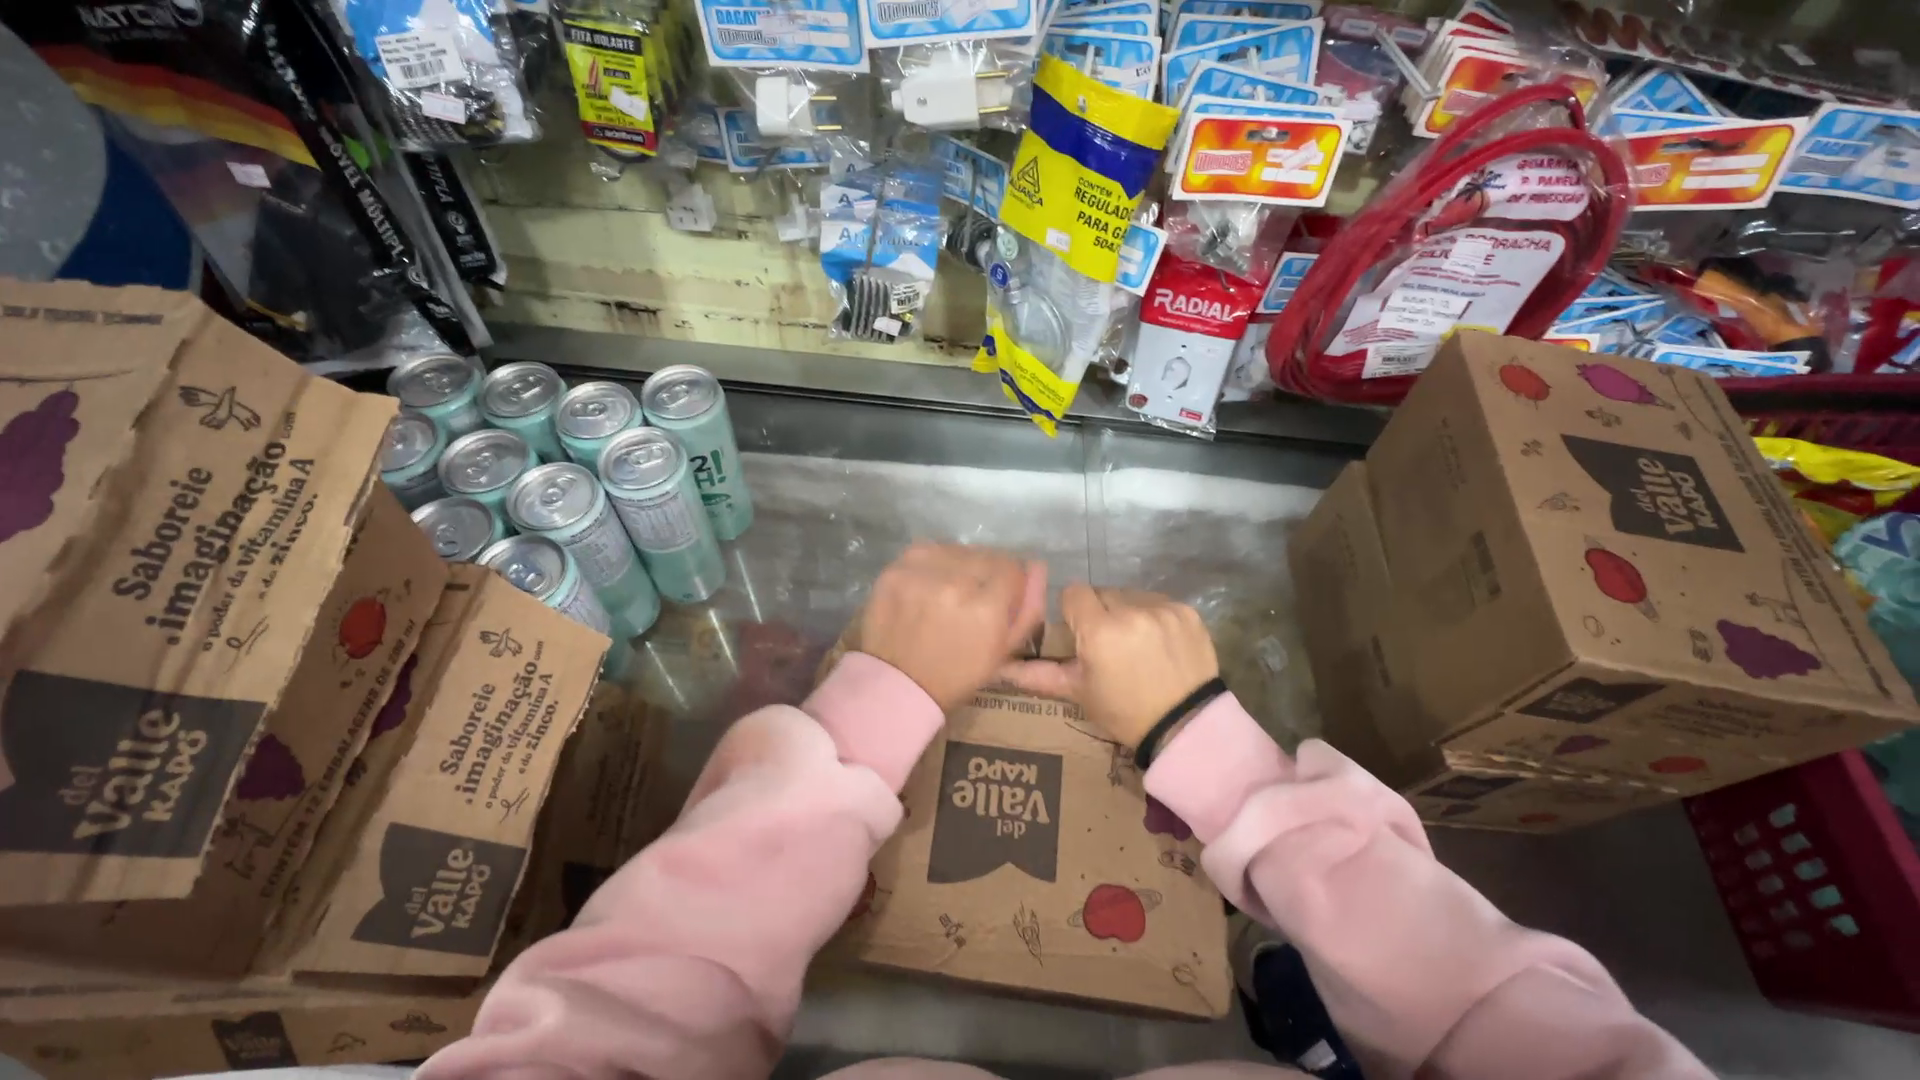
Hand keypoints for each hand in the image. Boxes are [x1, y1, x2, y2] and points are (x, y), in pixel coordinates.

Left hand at [858, 544, 1046, 711]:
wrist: (899, 685)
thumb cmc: (958, 674)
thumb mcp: (1004, 650)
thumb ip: (1029, 607)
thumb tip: (1038, 566)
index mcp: (987, 608)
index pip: (1011, 568)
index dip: (1009, 582)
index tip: (999, 597)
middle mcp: (956, 584)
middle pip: (985, 555)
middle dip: (985, 573)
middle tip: (973, 597)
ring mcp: (921, 575)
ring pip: (956, 550)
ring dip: (959, 565)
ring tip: (949, 591)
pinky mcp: (895, 570)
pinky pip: (926, 551)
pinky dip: (933, 563)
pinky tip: (929, 585)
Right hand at [1000, 584, 1218, 749]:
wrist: (1185, 727)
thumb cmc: (1124, 712)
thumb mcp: (1078, 693)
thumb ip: (1038, 675)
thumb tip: (998, 668)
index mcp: (1099, 631)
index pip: (1074, 593)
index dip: (1073, 612)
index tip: (1081, 634)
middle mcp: (1130, 611)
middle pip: (1103, 594)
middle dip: (1101, 614)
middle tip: (1108, 646)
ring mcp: (1162, 610)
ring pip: (1131, 596)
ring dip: (1128, 613)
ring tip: (1136, 646)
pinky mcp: (1187, 612)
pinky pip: (1159, 603)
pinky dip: (1155, 618)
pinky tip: (1159, 644)